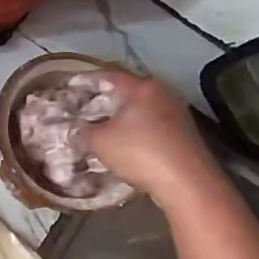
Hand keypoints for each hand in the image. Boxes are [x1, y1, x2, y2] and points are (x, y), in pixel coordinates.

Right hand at [82, 71, 219, 200]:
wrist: (188, 183)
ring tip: (102, 125)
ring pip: (141, 108)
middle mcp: (162, 93)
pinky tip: (125, 141)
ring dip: (122, 115)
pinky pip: (152, 123)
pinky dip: (136, 128)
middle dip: (105, 98)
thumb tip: (74, 130)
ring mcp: (177, 112)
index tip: (71, 85)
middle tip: (84, 106)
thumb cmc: (140, 153)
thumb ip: (82, 132)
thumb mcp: (100, 142)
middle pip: (127, 90)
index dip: (87, 80)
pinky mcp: (184, 132)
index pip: (109, 76)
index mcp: (142, 88)